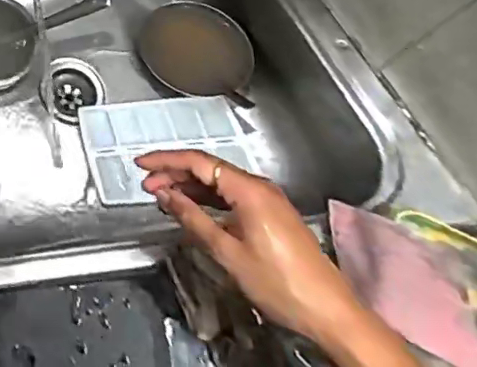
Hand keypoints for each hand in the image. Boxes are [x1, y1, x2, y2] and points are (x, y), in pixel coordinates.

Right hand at [137, 150, 413, 366]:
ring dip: (189, 186)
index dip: (165, 160)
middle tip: (147, 184)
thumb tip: (165, 195)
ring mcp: (268, 200)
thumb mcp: (228, 252)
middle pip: (207, 168)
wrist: (334, 316)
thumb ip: (192, 218)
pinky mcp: (272, 214)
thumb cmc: (283, 286)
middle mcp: (259, 187)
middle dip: (174, 173)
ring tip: (164, 196)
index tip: (141, 164)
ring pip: (218, 182)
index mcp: (249, 189)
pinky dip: (208, 198)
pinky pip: (232, 194)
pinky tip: (193, 208)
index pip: (197, 161)